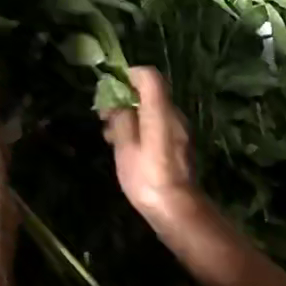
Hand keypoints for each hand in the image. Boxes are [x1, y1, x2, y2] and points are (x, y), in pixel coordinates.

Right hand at [104, 67, 206, 226]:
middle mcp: (174, 116)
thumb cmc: (147, 176)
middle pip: (151, 93)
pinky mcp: (179, 145)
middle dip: (126, 99)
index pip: (149, 76)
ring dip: (132, 116)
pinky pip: (158, 126)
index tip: (111, 87)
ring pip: (153, 111)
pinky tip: (127, 148)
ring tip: (111, 136)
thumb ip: (121, 119)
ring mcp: (180, 131)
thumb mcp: (124, 146)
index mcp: (160, 112)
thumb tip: (119, 105)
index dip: (129, 75)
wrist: (177, 210)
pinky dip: (141, 128)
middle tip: (105, 116)